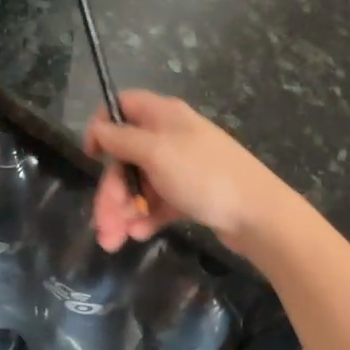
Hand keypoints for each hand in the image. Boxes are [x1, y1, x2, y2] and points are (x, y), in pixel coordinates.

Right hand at [85, 91, 289, 251]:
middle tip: (103, 225)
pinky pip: (157, 204)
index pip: (123, 107)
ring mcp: (181, 168)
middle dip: (110, 192)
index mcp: (163, 116)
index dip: (102, 128)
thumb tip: (98, 128)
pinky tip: (138, 236)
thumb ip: (122, 139)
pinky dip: (144, 218)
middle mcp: (170, 138)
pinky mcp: (189, 195)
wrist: (256, 214)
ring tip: (115, 242)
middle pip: (125, 158)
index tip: (92, 156)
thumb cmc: (204, 176)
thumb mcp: (157, 152)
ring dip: (122, 212)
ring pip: (139, 185)